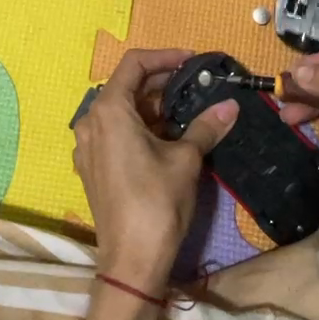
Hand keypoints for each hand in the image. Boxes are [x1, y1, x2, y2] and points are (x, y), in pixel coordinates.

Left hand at [72, 49, 239, 293]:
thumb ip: (205, 126)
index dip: (164, 57)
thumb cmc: (156, 202)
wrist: (131, 262)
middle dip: (161, 83)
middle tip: (195, 85)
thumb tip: (231, 105)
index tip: (192, 61)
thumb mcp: (186, 159)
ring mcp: (88, 146)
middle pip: (126, 86)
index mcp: (108, 110)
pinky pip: (115, 132)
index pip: (134, 64)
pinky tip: (167, 138)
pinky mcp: (93, 167)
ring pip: (121, 111)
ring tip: (186, 111)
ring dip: (152, 106)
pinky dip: (140, 127)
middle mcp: (90, 121)